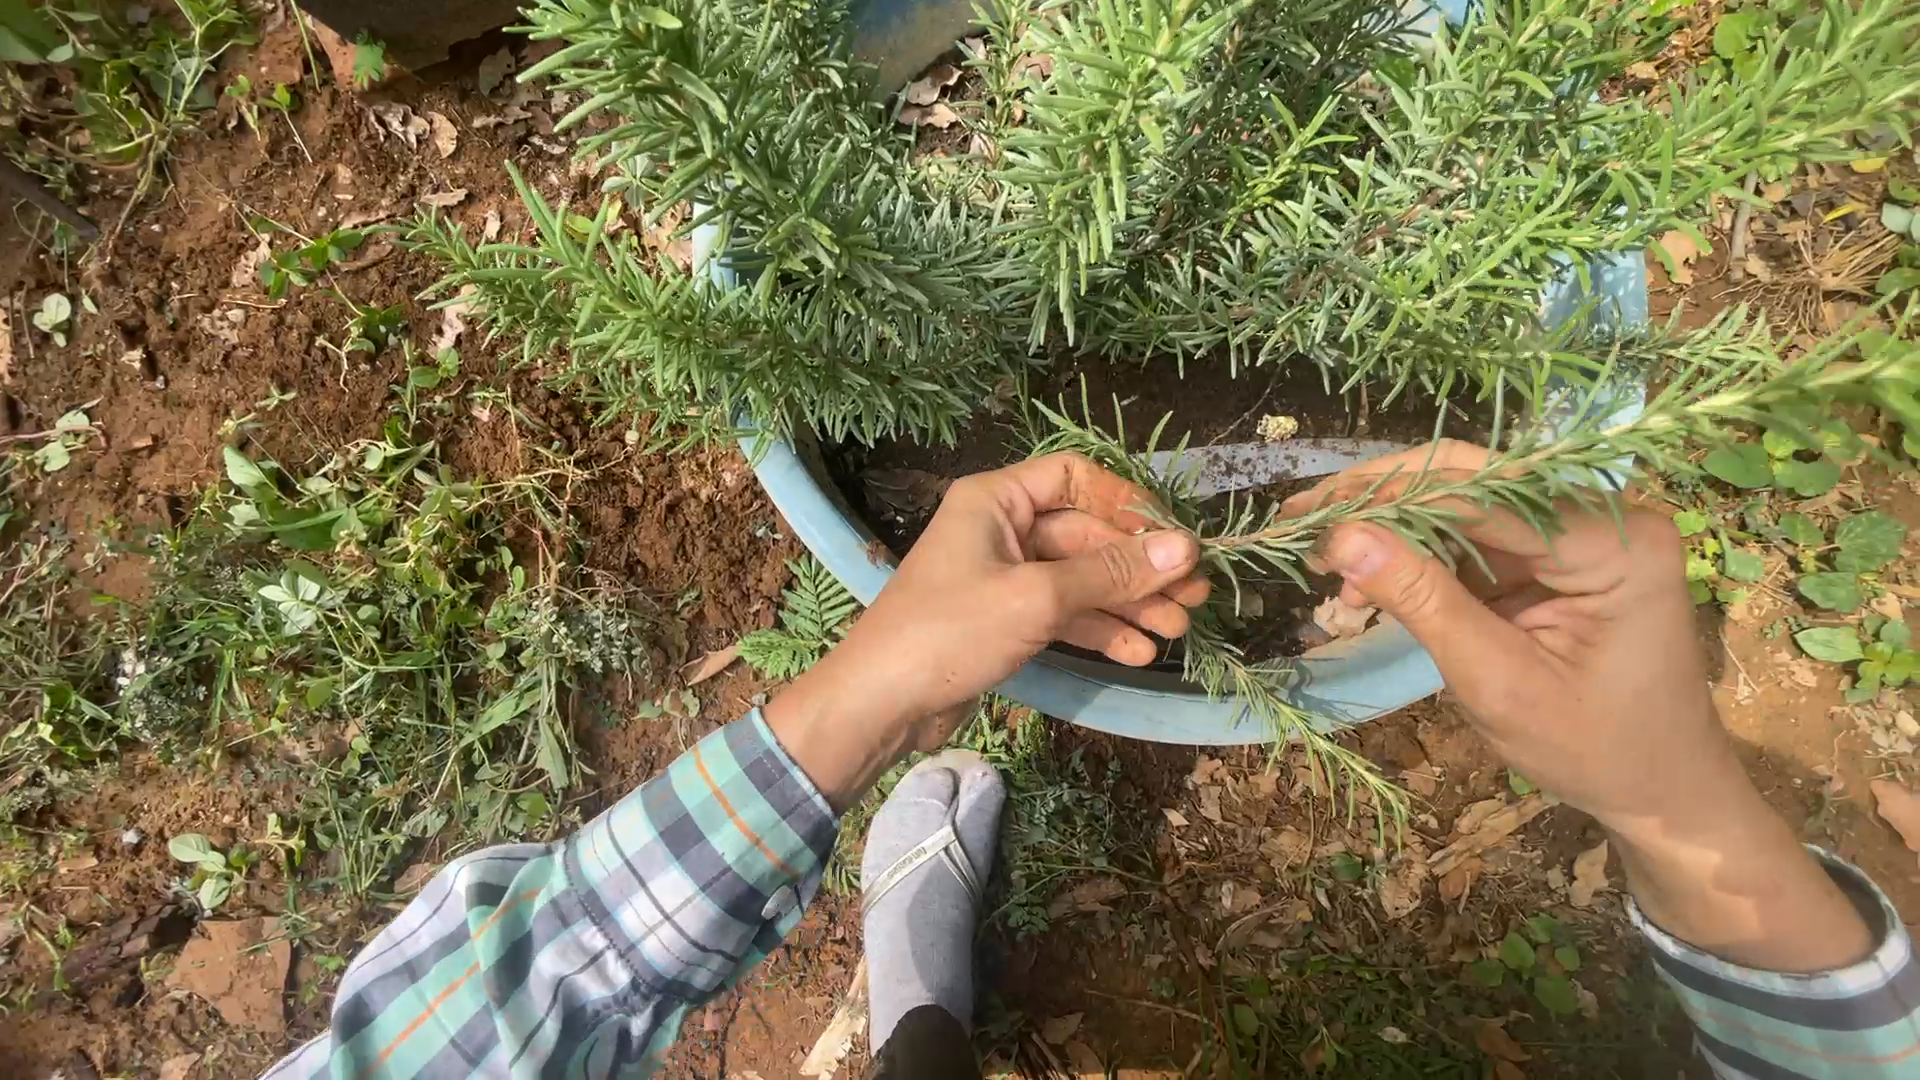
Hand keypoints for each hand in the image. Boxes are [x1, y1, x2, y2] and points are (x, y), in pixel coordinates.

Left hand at [766, 452, 1207, 808]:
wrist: (883, 703)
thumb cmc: (952, 630)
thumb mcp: (1037, 596)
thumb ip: (1111, 572)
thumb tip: (1186, 547)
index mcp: (996, 500)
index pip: (1074, 478)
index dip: (1126, 502)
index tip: (1173, 537)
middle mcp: (1001, 530)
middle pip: (1085, 535)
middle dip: (1137, 567)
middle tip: (1194, 596)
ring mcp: (1004, 577)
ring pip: (1078, 579)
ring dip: (1127, 603)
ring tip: (1177, 630)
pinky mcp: (1005, 619)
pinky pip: (1062, 614)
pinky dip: (1097, 630)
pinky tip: (1138, 652)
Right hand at [1290, 439, 1870, 971]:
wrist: (1659, 789)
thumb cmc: (1590, 747)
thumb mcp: (1496, 679)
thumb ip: (1421, 600)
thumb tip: (1340, 537)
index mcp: (1610, 542)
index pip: (1477, 496)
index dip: (1386, 505)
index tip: (1308, 525)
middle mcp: (1596, 516)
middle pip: (1465, 477)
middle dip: (1375, 497)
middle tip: (1300, 517)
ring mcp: (1570, 532)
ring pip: (1454, 500)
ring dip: (1383, 525)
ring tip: (1319, 556)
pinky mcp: (1543, 554)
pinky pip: (1461, 534)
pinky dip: (1405, 553)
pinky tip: (1362, 582)